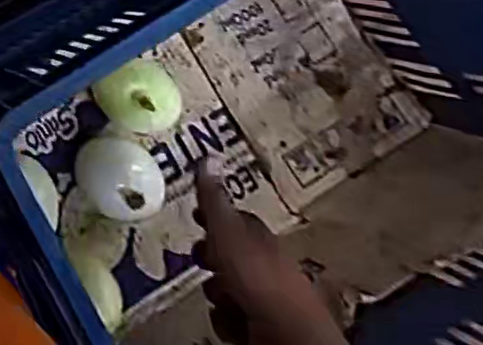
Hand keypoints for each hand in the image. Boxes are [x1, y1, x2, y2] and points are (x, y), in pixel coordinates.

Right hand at [193, 161, 346, 344]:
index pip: (235, 218)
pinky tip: (231, 317)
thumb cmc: (256, 275)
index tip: (194, 217)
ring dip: (216, 289)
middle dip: (209, 256)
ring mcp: (267, 296)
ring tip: (220, 295)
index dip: (212, 216)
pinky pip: (232, 314)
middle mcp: (266, 264)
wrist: (288, 335)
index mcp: (261, 237)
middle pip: (228, 252)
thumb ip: (214, 199)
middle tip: (203, 260)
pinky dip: (227, 316)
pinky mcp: (263, 325)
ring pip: (226, 283)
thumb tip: (207, 155)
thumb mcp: (228, 230)